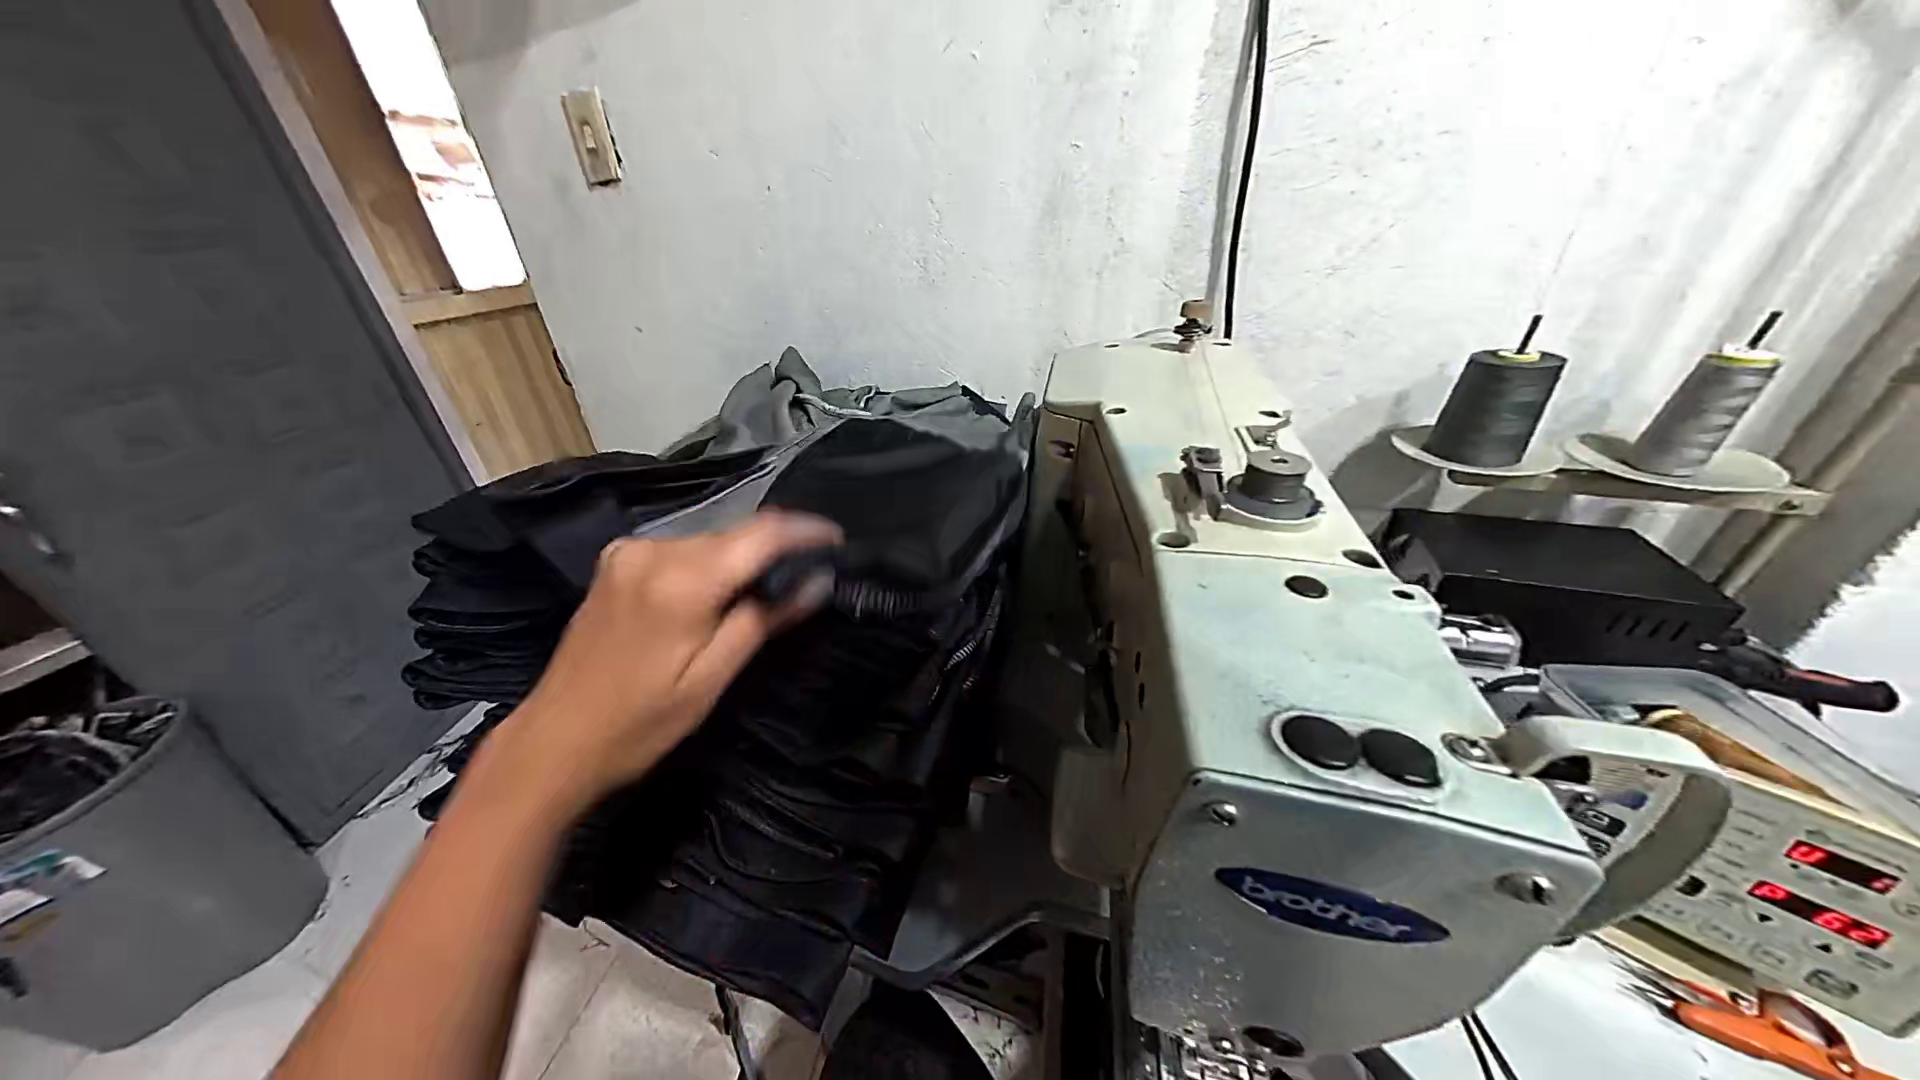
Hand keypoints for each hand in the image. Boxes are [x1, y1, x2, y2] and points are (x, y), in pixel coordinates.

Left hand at [471, 511, 841, 817]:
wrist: (554, 740)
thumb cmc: (641, 723)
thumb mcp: (712, 679)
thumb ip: (764, 620)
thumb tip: (816, 582)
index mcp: (680, 580)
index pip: (761, 535)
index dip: (805, 531)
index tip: (838, 539)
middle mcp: (653, 550)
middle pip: (736, 533)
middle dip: (777, 548)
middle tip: (809, 573)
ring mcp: (629, 552)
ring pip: (711, 539)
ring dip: (744, 557)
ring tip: (770, 587)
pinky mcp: (617, 561)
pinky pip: (684, 548)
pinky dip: (713, 562)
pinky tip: (722, 590)